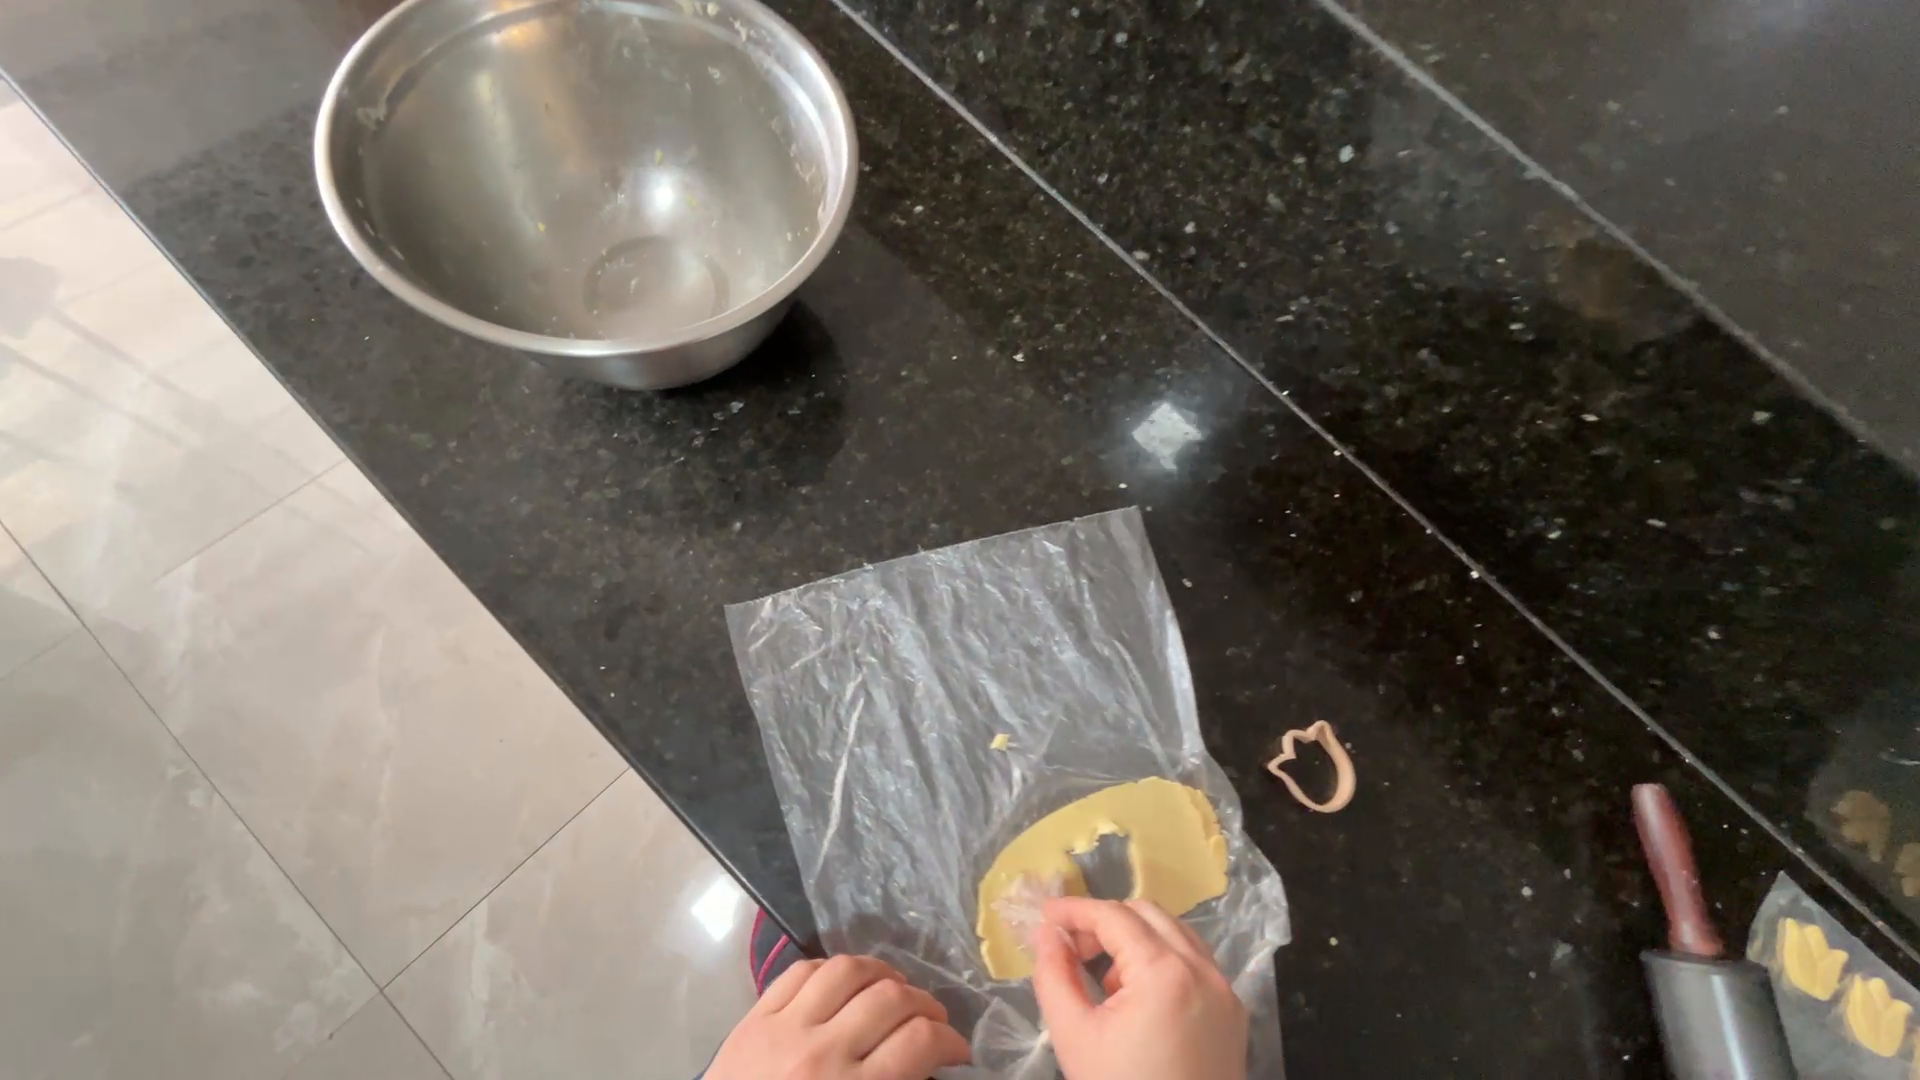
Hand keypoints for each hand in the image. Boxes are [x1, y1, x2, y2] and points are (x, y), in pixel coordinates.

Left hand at [705, 955, 971, 1079]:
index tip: (957, 1051)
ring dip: (882, 973)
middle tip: (932, 1020)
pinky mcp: (754, 1017)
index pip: (918, 1044)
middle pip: (891, 999)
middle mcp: (820, 1053)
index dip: (950, 1041)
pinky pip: (801, 970)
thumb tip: (927, 1068)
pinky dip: (831, 969)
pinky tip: (846, 982)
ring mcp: (784, 1028)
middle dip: (925, 1004)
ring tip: (894, 988)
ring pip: (848, 970)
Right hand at [1029, 896, 1248, 1079]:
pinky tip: (1139, 999)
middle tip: (1071, 948)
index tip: (1045, 915)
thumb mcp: (1074, 1036)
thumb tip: (1047, 933)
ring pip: (1173, 932)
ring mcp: (1224, 991)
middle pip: (1146, 913)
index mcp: (1165, 972)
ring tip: (1105, 979)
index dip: (1075, 910)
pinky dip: (1162, 960)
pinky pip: (1194, 962)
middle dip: (1104, 922)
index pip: (1113, 916)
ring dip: (1134, 939)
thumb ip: (1054, 974)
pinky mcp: (1233, 1013)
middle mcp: (1202, 970)